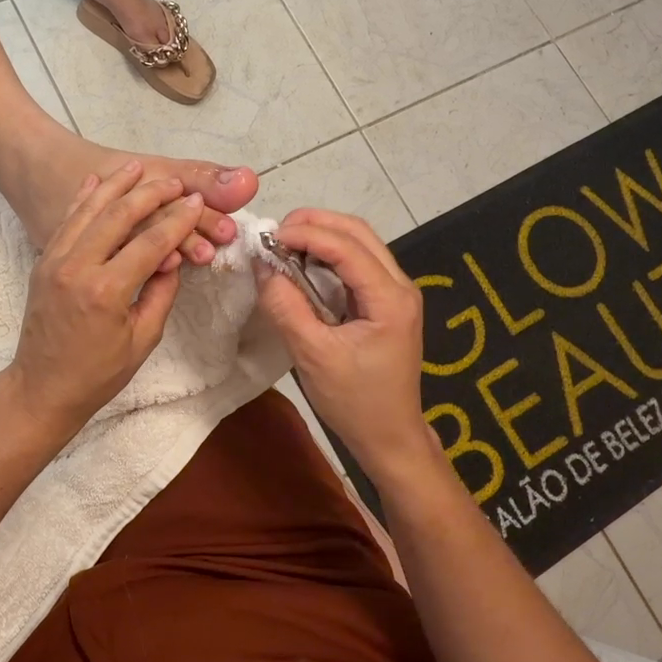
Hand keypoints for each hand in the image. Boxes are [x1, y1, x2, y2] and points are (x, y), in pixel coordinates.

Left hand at [6, 160, 203, 431]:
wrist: (42, 386)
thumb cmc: (98, 373)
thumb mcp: (142, 340)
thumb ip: (161, 293)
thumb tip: (175, 257)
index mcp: (107, 291)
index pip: (150, 243)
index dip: (177, 221)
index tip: (196, 203)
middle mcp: (78, 267)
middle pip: (118, 216)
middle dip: (149, 194)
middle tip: (174, 182)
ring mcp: (55, 261)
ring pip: (88, 211)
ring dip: (114, 185)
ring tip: (137, 166)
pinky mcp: (43, 261)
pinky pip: (66, 222)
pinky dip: (82, 198)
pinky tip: (96, 180)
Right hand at [255, 209, 439, 476]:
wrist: (390, 437)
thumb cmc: (354, 401)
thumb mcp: (312, 355)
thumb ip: (286, 307)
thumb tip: (261, 266)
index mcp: (390, 299)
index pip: (346, 246)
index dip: (305, 234)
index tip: (267, 239)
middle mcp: (399, 286)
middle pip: (357, 231)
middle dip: (313, 223)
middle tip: (273, 236)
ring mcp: (395, 292)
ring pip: (358, 241)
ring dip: (320, 235)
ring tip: (282, 247)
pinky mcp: (384, 301)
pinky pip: (356, 260)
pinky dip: (326, 252)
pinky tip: (300, 264)